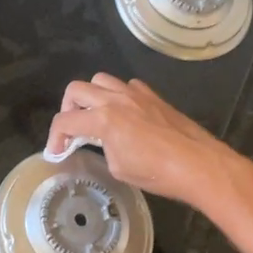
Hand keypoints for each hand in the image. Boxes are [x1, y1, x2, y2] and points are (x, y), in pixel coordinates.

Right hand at [47, 74, 244, 210]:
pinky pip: (126, 85)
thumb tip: (102, 142)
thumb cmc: (156, 173)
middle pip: (76, 89)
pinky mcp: (152, 95)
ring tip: (96, 115)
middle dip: (67, 108)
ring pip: (100, 80)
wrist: (198, 164)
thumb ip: (103, 148)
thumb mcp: (118, 167)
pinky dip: (118, 95)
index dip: (54, 138)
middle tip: (73, 129)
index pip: (65, 121)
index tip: (56, 152)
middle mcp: (115, 99)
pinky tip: (125, 113)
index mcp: (103, 119)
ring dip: (91, 96)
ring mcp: (135, 93)